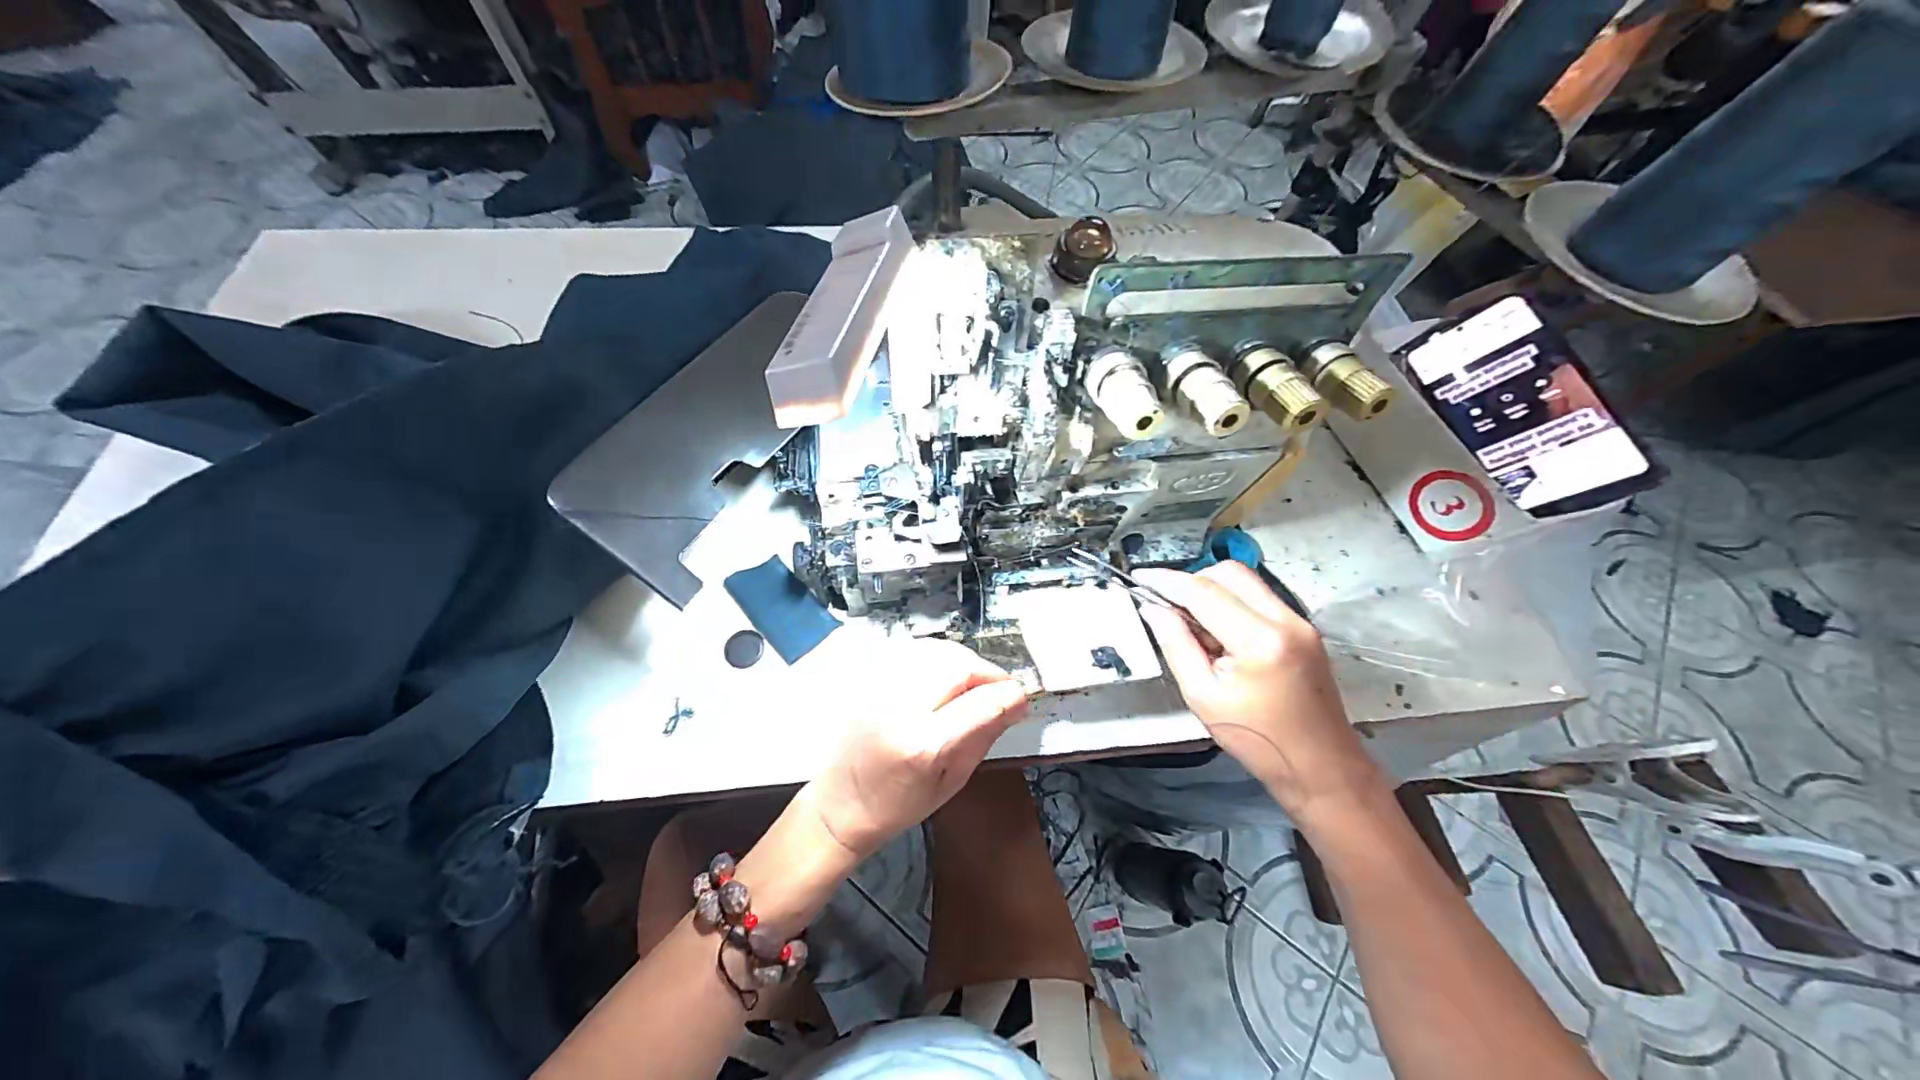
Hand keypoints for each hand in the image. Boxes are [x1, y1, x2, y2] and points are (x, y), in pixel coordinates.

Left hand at [805, 637, 1028, 860]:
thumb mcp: (951, 782)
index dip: (1009, 695)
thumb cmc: (895, 806)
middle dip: (986, 671)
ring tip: (969, 682)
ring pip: (932, 649)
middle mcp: (897, 709)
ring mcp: (876, 689)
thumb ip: (983, 736)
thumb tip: (1013, 704)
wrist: (839, 805)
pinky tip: (940, 675)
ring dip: (960, 660)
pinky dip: (932, 656)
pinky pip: (907, 650)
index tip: (1020, 698)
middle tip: (997, 689)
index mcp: (922, 745)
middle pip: (957, 663)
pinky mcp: (864, 680)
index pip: (980, 701)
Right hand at [1133, 563, 1384, 817]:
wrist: (1321, 767)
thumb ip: (1176, 644)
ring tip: (1197, 631)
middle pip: (1229, 573)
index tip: (1142, 578)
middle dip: (1193, 582)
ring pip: (1246, 582)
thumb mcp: (1202, 696)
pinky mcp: (1305, 629)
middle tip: (1169, 608)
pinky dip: (1234, 605)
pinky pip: (1260, 599)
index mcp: (1260, 640)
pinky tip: (1222, 638)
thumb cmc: (1259, 742)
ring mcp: (1300, 622)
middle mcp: (1286, 621)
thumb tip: (1154, 609)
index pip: (1204, 591)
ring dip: (1213, 593)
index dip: (1167, 581)